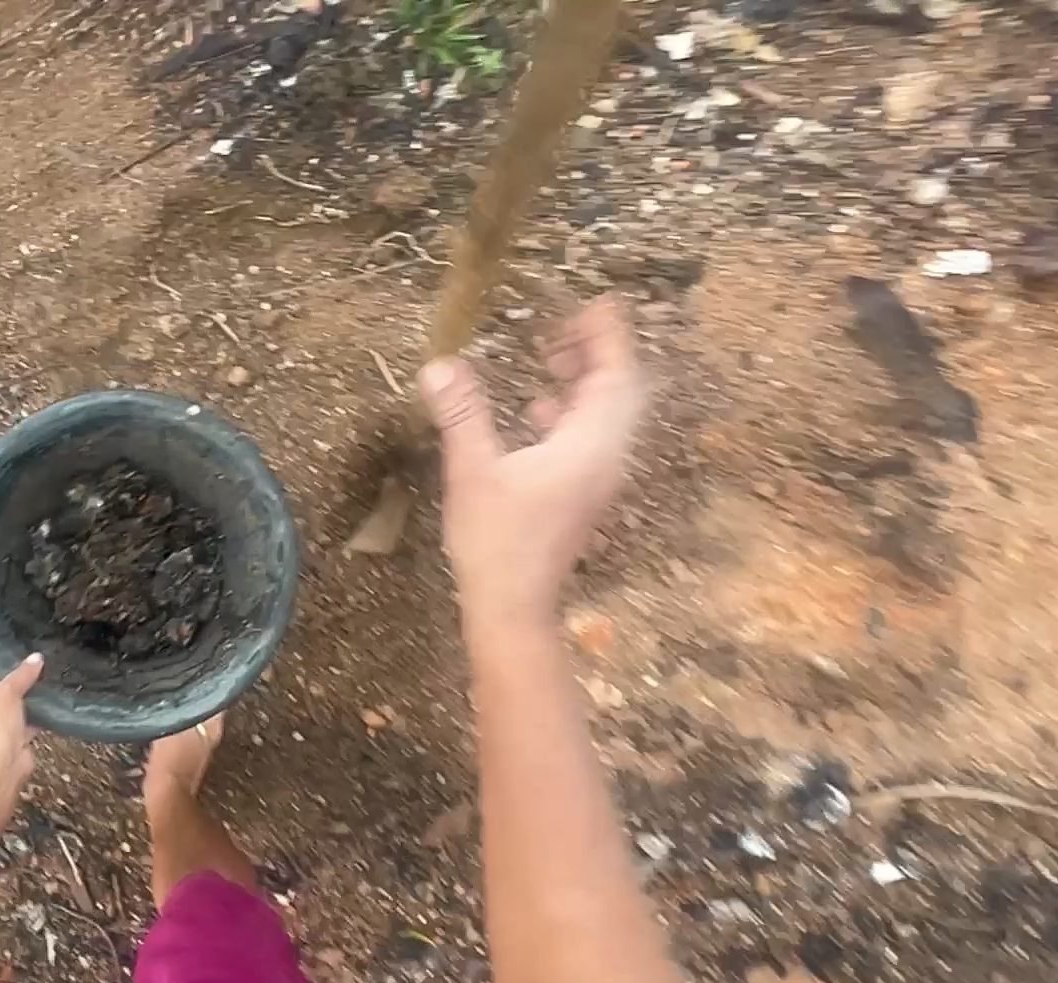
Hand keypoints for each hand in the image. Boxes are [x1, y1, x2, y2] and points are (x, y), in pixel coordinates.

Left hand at [0, 655, 43, 779]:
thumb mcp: (6, 692)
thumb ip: (21, 674)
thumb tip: (37, 657)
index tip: (1, 644)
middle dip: (10, 676)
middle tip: (29, 657)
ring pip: (11, 707)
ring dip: (25, 697)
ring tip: (43, 674)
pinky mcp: (12, 742)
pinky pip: (25, 723)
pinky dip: (37, 715)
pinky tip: (51, 700)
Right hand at [420, 295, 645, 626]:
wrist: (513, 606)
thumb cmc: (497, 540)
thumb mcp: (473, 471)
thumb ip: (462, 415)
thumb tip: (439, 365)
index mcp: (590, 445)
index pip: (616, 374)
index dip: (609, 334)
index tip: (597, 300)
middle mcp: (605, 457)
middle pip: (617, 391)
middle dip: (594, 353)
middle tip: (559, 327)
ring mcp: (595, 478)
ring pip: (603, 416)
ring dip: (581, 383)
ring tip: (547, 358)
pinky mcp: (580, 494)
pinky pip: (587, 438)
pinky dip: (568, 413)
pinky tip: (534, 412)